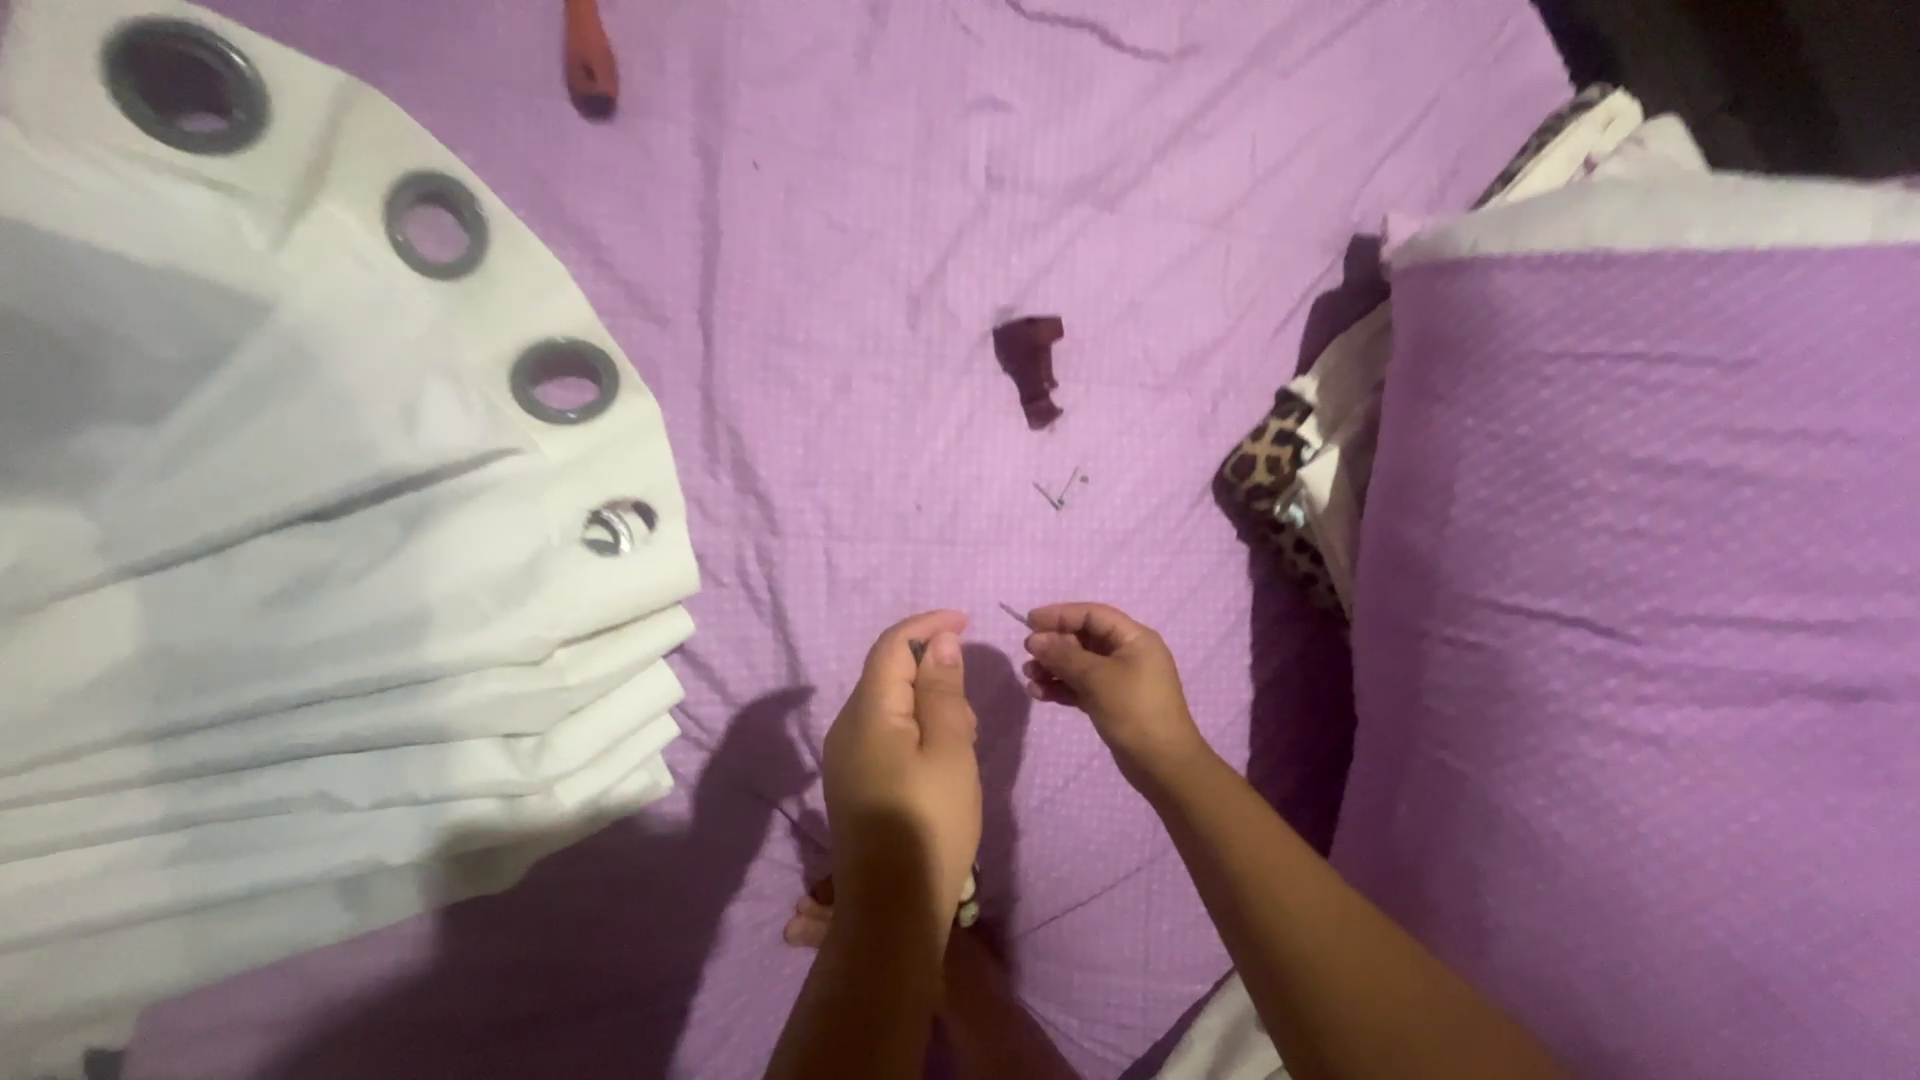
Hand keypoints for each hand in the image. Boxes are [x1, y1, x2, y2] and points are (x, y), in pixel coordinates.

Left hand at [823, 611, 981, 930]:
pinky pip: (885, 734)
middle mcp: (846, 727)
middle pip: (888, 674)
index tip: (967, 621)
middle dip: (932, 672)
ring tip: (964, 743)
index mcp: (868, 713)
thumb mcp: (951, 751)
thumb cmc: (930, 826)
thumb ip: (943, 691)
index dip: (928, 625)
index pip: (892, 645)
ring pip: (889, 706)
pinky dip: (916, 731)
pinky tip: (942, 764)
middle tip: (972, 713)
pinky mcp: (853, 782)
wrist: (891, 910)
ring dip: (928, 705)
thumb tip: (938, 640)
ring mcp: (845, 757)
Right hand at [1020, 603, 1211, 789]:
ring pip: (1079, 664)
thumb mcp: (1096, 678)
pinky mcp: (1112, 702)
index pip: (1092, 615)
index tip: (1030, 622)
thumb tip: (1034, 640)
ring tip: (1029, 678)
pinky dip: (1061, 687)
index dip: (1060, 614)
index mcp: (1134, 638)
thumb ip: (1063, 655)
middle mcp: (1128, 653)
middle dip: (1054, 645)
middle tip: (1028, 655)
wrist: (1162, 764)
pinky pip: (1082, 686)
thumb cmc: (1133, 710)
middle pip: (1084, 638)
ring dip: (1053, 668)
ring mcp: (1120, 679)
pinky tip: (1039, 694)